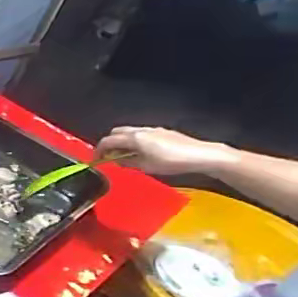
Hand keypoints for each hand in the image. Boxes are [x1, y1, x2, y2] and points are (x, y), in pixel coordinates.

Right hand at [95, 126, 235, 176]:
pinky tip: (142, 153)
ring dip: (123, 142)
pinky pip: (142, 134)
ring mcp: (153, 130)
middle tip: (110, 156)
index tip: (96, 159)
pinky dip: (135, 141)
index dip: (99, 150)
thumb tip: (117, 161)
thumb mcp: (145, 166)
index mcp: (134, 138)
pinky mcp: (163, 132)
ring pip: (130, 132)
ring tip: (126, 156)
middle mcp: (141, 130)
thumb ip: (128, 162)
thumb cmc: (171, 162)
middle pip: (117, 132)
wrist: (201, 155)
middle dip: (110, 143)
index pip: (108, 141)